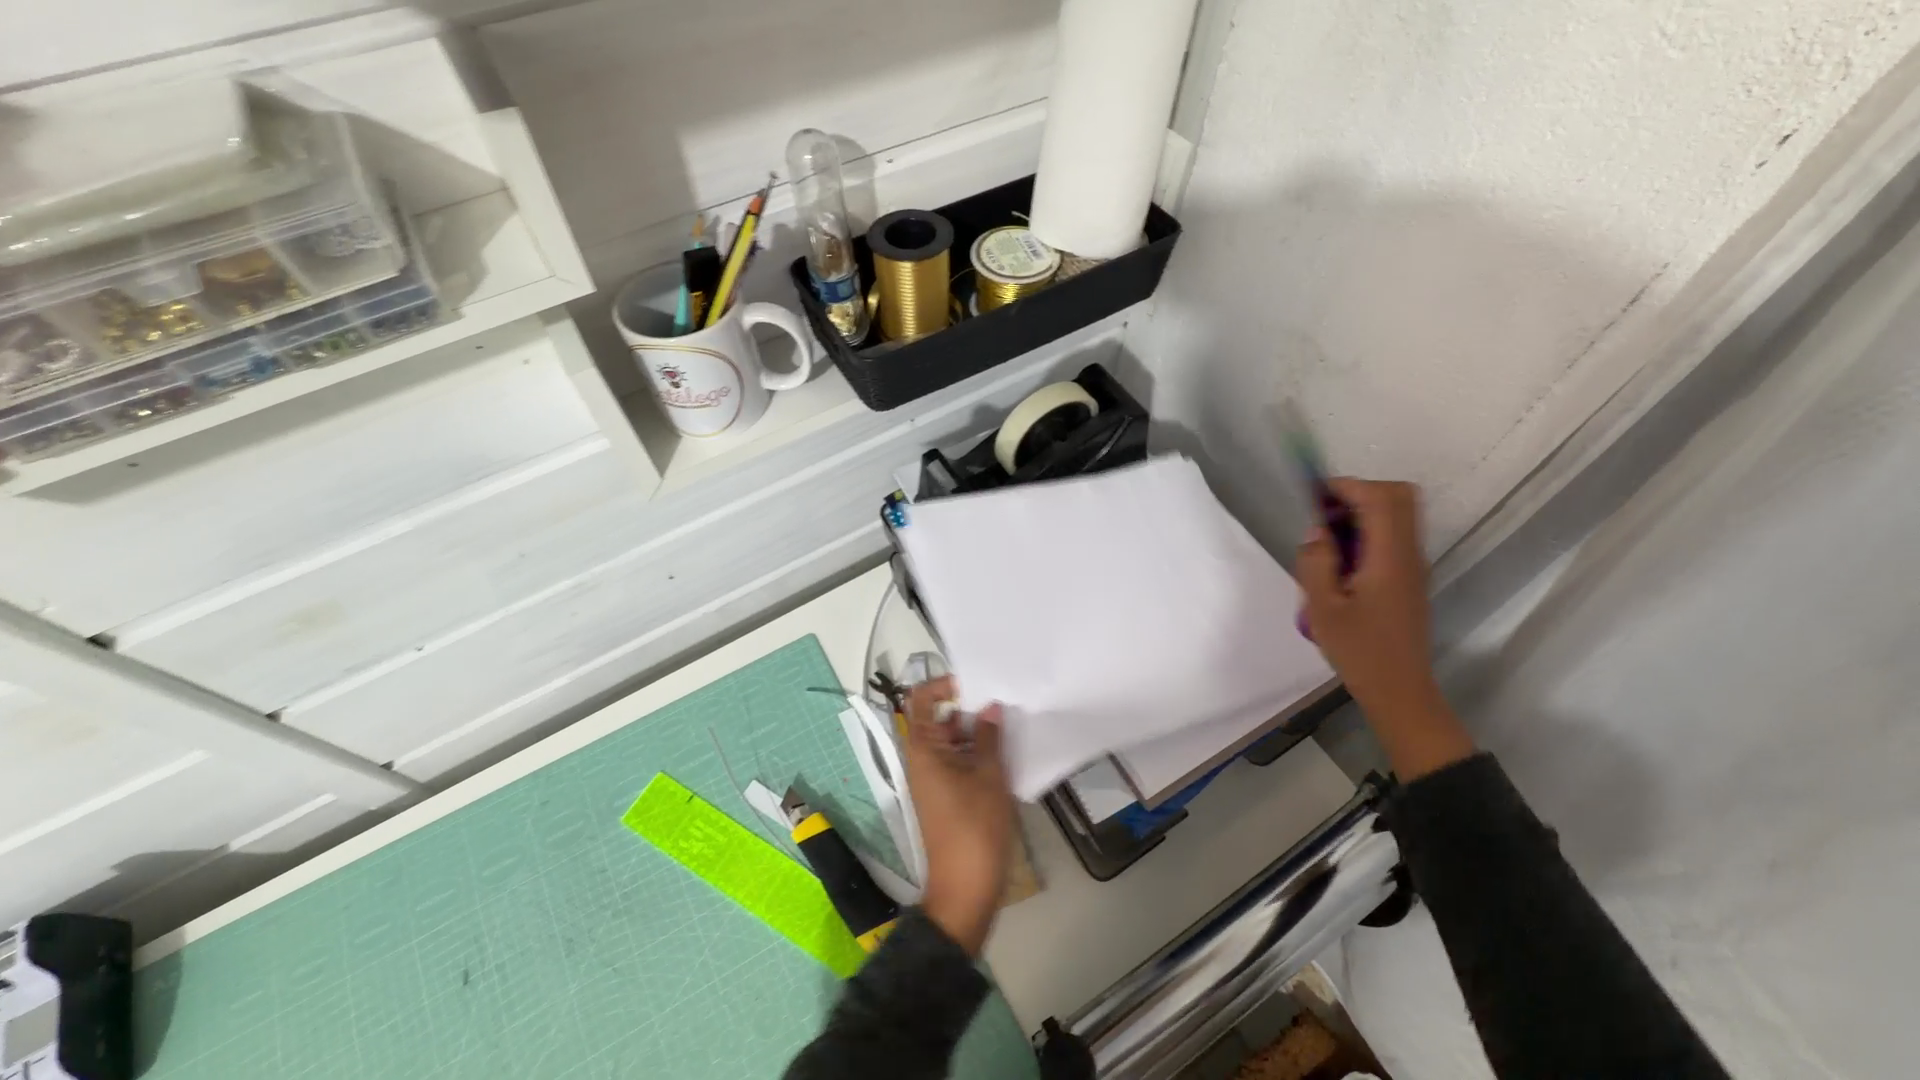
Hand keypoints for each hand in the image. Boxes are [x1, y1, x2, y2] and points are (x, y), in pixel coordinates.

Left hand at [902, 676, 1013, 954]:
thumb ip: (990, 738)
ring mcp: (932, 779)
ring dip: (976, 732)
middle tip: (1004, 703)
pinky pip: (957, 761)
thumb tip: (990, 708)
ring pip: (951, 741)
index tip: (977, 684)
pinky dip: (977, 753)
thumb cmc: (975, 828)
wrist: (965, 888)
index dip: (944, 685)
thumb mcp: (989, 776)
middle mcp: (921, 760)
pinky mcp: (945, 795)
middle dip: (968, 709)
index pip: (920, 700)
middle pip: (938, 719)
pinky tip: (1006, 753)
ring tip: (1011, 724)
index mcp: (923, 750)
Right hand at [1295, 478, 1473, 778]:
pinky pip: (1394, 536)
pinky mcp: (1410, 578)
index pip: (1379, 497)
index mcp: (1389, 557)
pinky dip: (1369, 531)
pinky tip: (1342, 560)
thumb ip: (1316, 562)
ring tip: (1328, 538)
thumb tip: (1316, 530)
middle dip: (1358, 492)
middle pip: (1399, 496)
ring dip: (1363, 512)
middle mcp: (1409, 553)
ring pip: (1399, 514)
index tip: (1314, 497)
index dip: (1346, 486)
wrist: (1399, 689)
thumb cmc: (1359, 651)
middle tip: (1324, 514)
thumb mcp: (1323, 608)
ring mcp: (1414, 565)